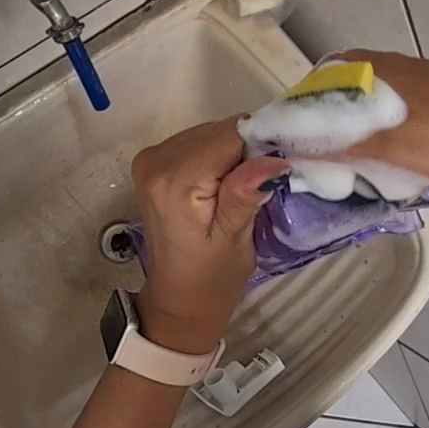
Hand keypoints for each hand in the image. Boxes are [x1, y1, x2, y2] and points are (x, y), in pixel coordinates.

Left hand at [131, 119, 288, 355]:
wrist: (178, 297)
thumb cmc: (211, 277)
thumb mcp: (235, 241)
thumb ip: (245, 195)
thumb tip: (271, 160)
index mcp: (174, 180)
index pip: (231, 135)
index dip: (260, 149)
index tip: (275, 175)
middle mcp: (156, 159)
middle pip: (221, 130)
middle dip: (246, 153)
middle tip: (258, 190)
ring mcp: (152, 157)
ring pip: (212, 132)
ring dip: (233, 155)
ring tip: (239, 193)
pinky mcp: (155, 160)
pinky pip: (200, 141)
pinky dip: (218, 157)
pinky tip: (222, 186)